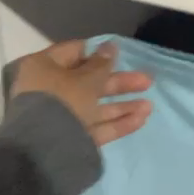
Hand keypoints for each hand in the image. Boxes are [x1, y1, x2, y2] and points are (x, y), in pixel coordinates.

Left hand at [9, 40, 153, 146]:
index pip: (73, 53)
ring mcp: (60, 116)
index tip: (120, 54)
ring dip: (122, 105)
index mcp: (44, 68)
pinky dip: (116, 123)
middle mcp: (50, 90)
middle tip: (147, 81)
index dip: (98, 53)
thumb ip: (102, 64)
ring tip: (149, 106)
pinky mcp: (71, 138)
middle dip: (120, 83)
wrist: (43, 148)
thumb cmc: (62, 100)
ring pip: (95, 107)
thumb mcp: (86, 79)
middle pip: (89, 82)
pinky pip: (95, 127)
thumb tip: (110, 46)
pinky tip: (141, 120)